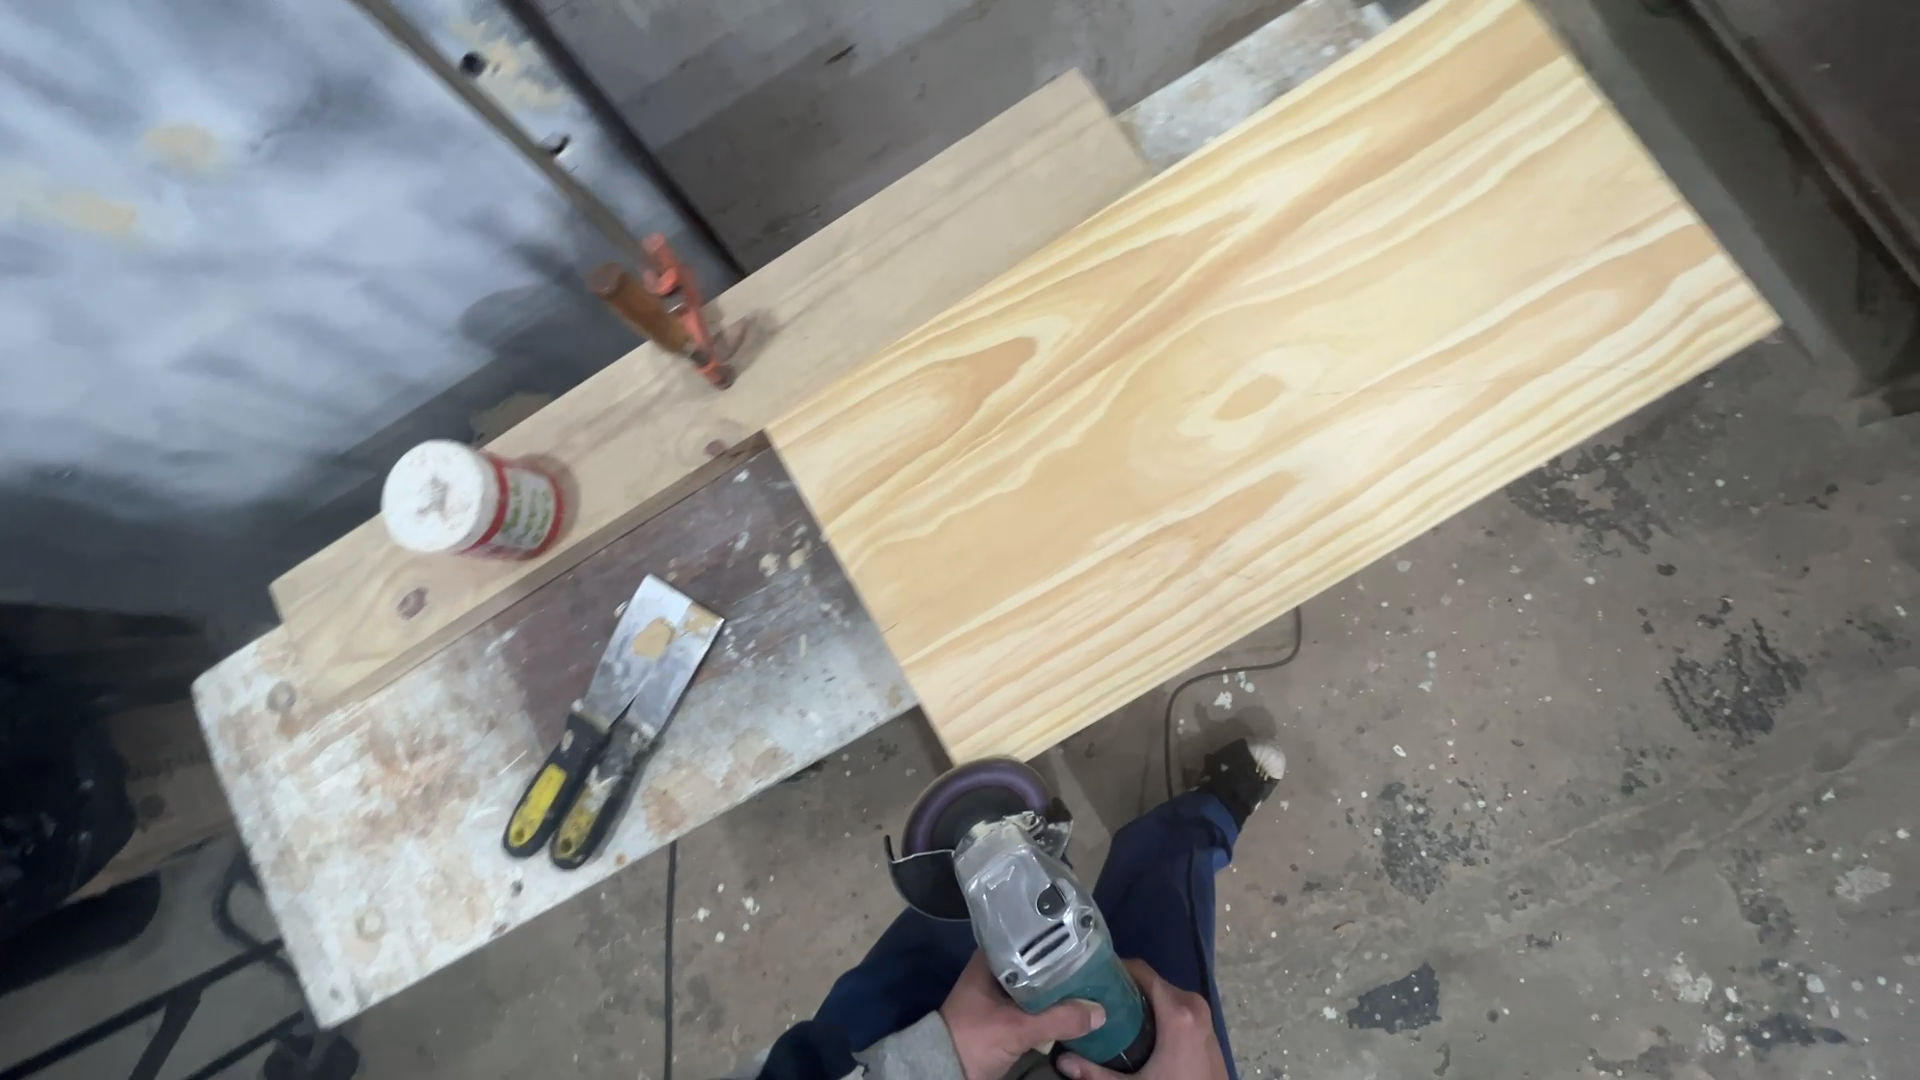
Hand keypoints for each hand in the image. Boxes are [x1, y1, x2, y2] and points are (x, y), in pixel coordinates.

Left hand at [940, 951, 1106, 1079]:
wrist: (948, 1071)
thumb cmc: (976, 1037)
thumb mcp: (1018, 1028)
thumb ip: (1058, 1019)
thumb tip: (1100, 1010)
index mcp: (991, 957)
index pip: (1027, 935)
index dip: (1053, 936)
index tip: (1081, 935)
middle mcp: (996, 967)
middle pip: (1035, 960)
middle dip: (1060, 963)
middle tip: (1091, 958)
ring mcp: (1000, 990)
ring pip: (1036, 981)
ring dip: (1056, 984)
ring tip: (1088, 977)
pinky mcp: (1004, 1011)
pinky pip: (1033, 999)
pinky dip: (1050, 1002)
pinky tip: (1071, 1002)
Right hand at [1056, 960, 1228, 1079]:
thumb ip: (1096, 1073)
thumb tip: (1061, 1060)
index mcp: (1178, 1010)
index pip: (1140, 969)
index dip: (1114, 968)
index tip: (1090, 977)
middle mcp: (1192, 1003)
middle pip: (1149, 981)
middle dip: (1122, 987)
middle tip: (1095, 1000)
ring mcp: (1202, 1014)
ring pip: (1161, 992)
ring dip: (1138, 999)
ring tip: (1111, 1013)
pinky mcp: (1205, 1026)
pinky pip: (1174, 1004)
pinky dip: (1154, 1009)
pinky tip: (1135, 1028)